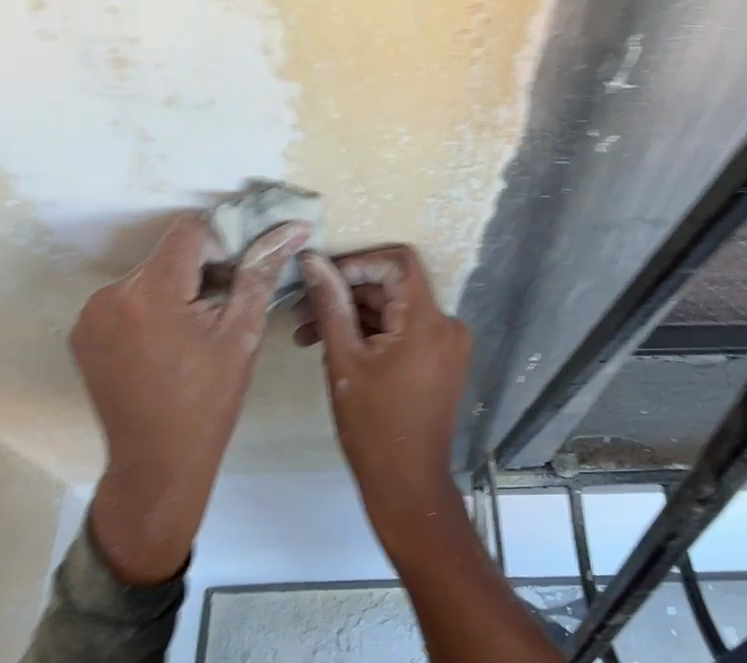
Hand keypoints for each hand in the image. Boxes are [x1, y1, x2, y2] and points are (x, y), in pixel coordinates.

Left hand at [74, 212, 311, 584]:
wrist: (157, 464)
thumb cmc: (208, 402)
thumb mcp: (241, 335)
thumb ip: (260, 272)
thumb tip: (291, 229)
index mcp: (152, 292)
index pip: (190, 230)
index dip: (221, 243)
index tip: (238, 274)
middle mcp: (111, 295)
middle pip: (168, 255)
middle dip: (200, 270)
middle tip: (225, 303)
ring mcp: (90, 315)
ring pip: (148, 276)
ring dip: (175, 288)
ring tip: (196, 328)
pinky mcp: (82, 332)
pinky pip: (126, 300)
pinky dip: (150, 308)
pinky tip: (167, 342)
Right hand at [296, 246, 472, 550]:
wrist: (407, 486)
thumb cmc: (373, 426)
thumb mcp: (343, 360)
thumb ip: (330, 304)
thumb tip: (312, 260)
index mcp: (428, 320)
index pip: (396, 262)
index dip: (356, 262)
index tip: (319, 277)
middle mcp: (446, 324)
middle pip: (391, 287)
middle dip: (344, 294)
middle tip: (299, 310)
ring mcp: (445, 344)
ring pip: (392, 310)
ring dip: (351, 316)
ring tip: (305, 335)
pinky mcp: (438, 360)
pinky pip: (401, 331)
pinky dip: (369, 334)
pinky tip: (332, 347)